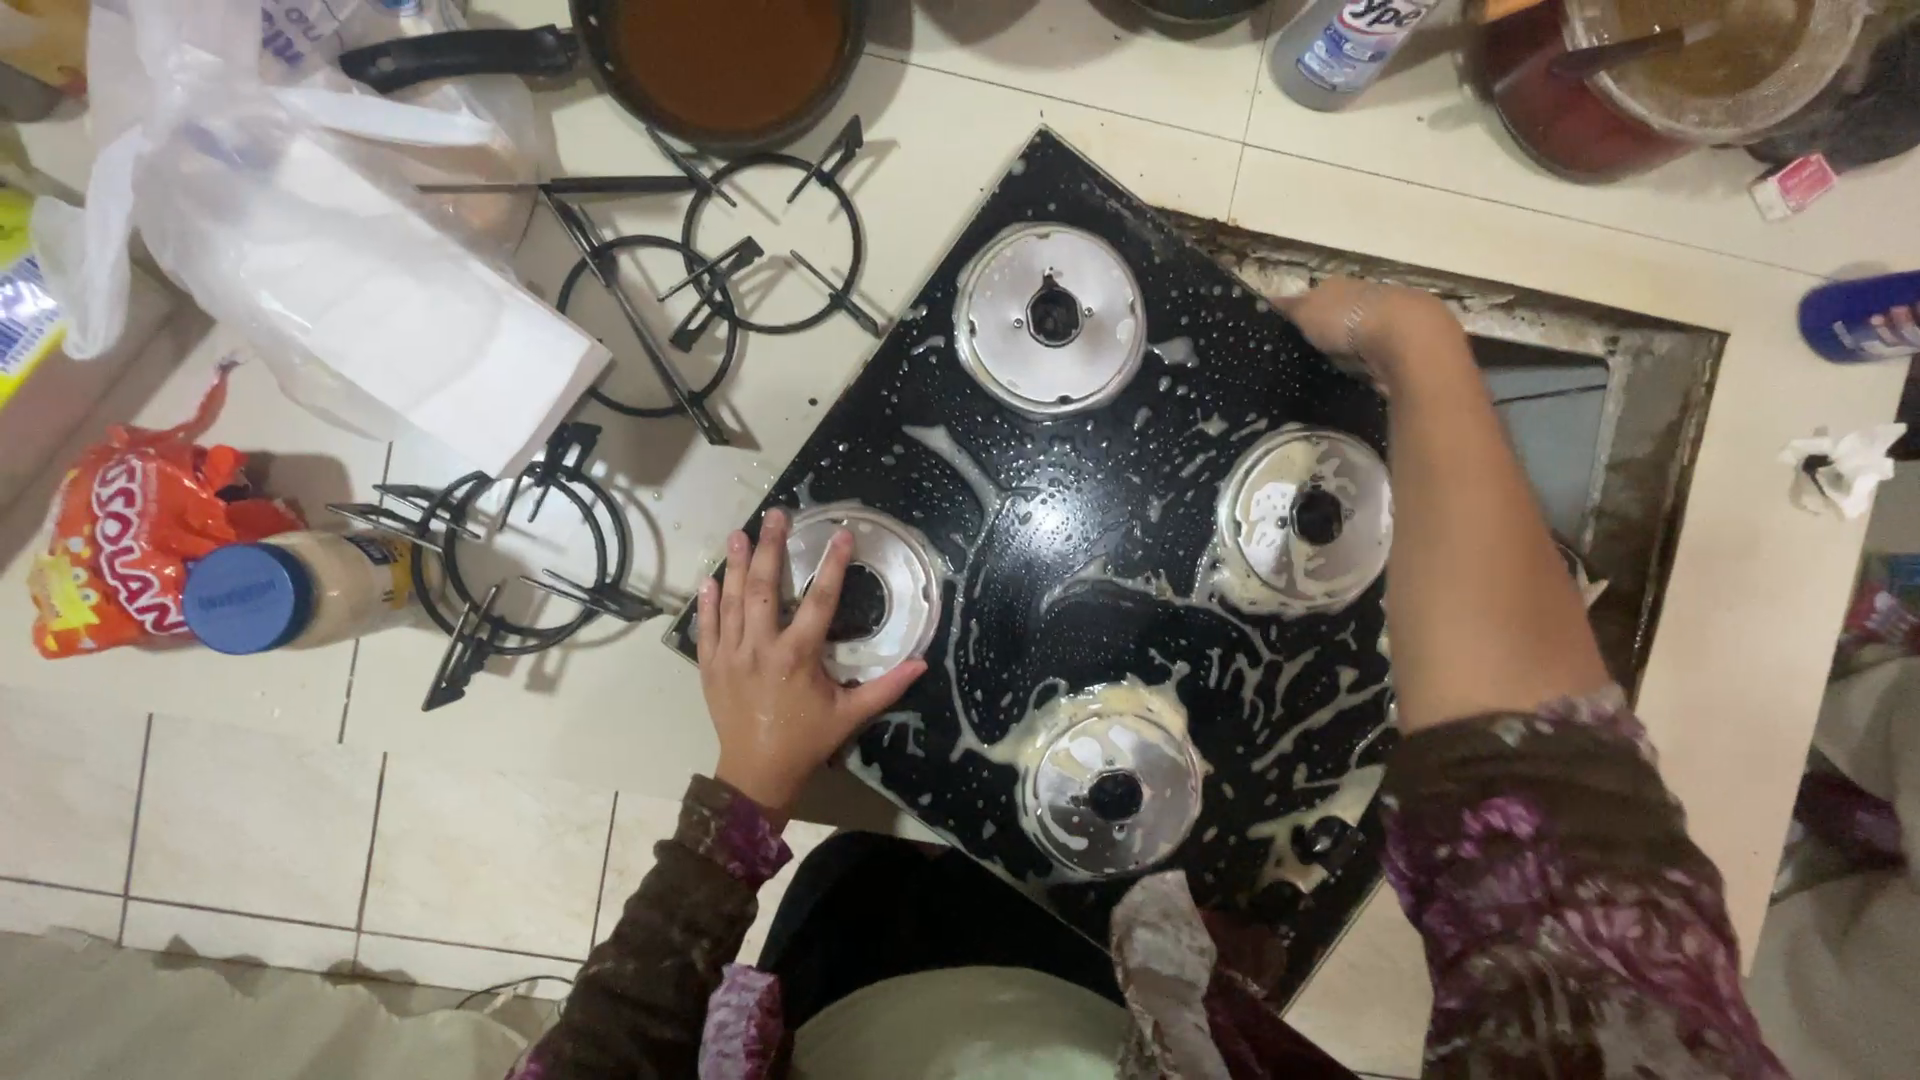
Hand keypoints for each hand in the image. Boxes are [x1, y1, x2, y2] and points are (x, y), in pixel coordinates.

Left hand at [697, 507, 927, 825]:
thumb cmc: (807, 740)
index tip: (841, 533)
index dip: (832, 565)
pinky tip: (711, 578)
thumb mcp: (850, 714)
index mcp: (797, 655)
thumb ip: (887, 687)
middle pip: (764, 588)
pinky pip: (707, 627)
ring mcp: (730, 655)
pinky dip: (708, 602)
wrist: (756, 772)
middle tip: (776, 515)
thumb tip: (923, 663)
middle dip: (771, 547)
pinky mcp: (710, 665)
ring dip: (735, 564)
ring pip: (732, 600)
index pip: (819, 600)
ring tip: (739, 533)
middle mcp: (761, 647)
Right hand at [1275, 277, 1462, 392]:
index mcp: (1338, 285)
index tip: (1288, 335)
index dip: (1301, 314)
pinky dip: (1363, 363)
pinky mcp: (1399, 343)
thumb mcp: (1304, 310)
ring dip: (1346, 349)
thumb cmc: (1345, 319)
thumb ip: (1287, 307)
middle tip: (1305, 356)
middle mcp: (1363, 296)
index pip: (1314, 296)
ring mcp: (1384, 319)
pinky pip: (1372, 354)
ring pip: (1356, 334)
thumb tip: (1266, 298)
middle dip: (1326, 332)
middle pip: (1337, 315)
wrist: (1402, 337)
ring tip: (1326, 370)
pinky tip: (1353, 375)